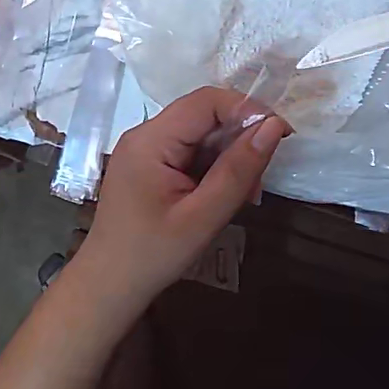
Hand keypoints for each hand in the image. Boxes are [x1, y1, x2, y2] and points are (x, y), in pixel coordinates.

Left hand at [73, 87, 289, 304]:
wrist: (108, 287)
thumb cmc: (153, 255)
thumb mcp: (203, 216)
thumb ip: (238, 170)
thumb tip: (273, 127)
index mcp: (150, 140)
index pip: (205, 101)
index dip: (247, 109)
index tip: (279, 136)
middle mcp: (144, 134)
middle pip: (203, 115)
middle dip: (239, 138)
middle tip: (260, 178)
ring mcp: (145, 149)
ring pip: (200, 134)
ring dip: (229, 156)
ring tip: (245, 193)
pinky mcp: (149, 164)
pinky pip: (189, 151)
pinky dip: (213, 167)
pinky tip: (223, 195)